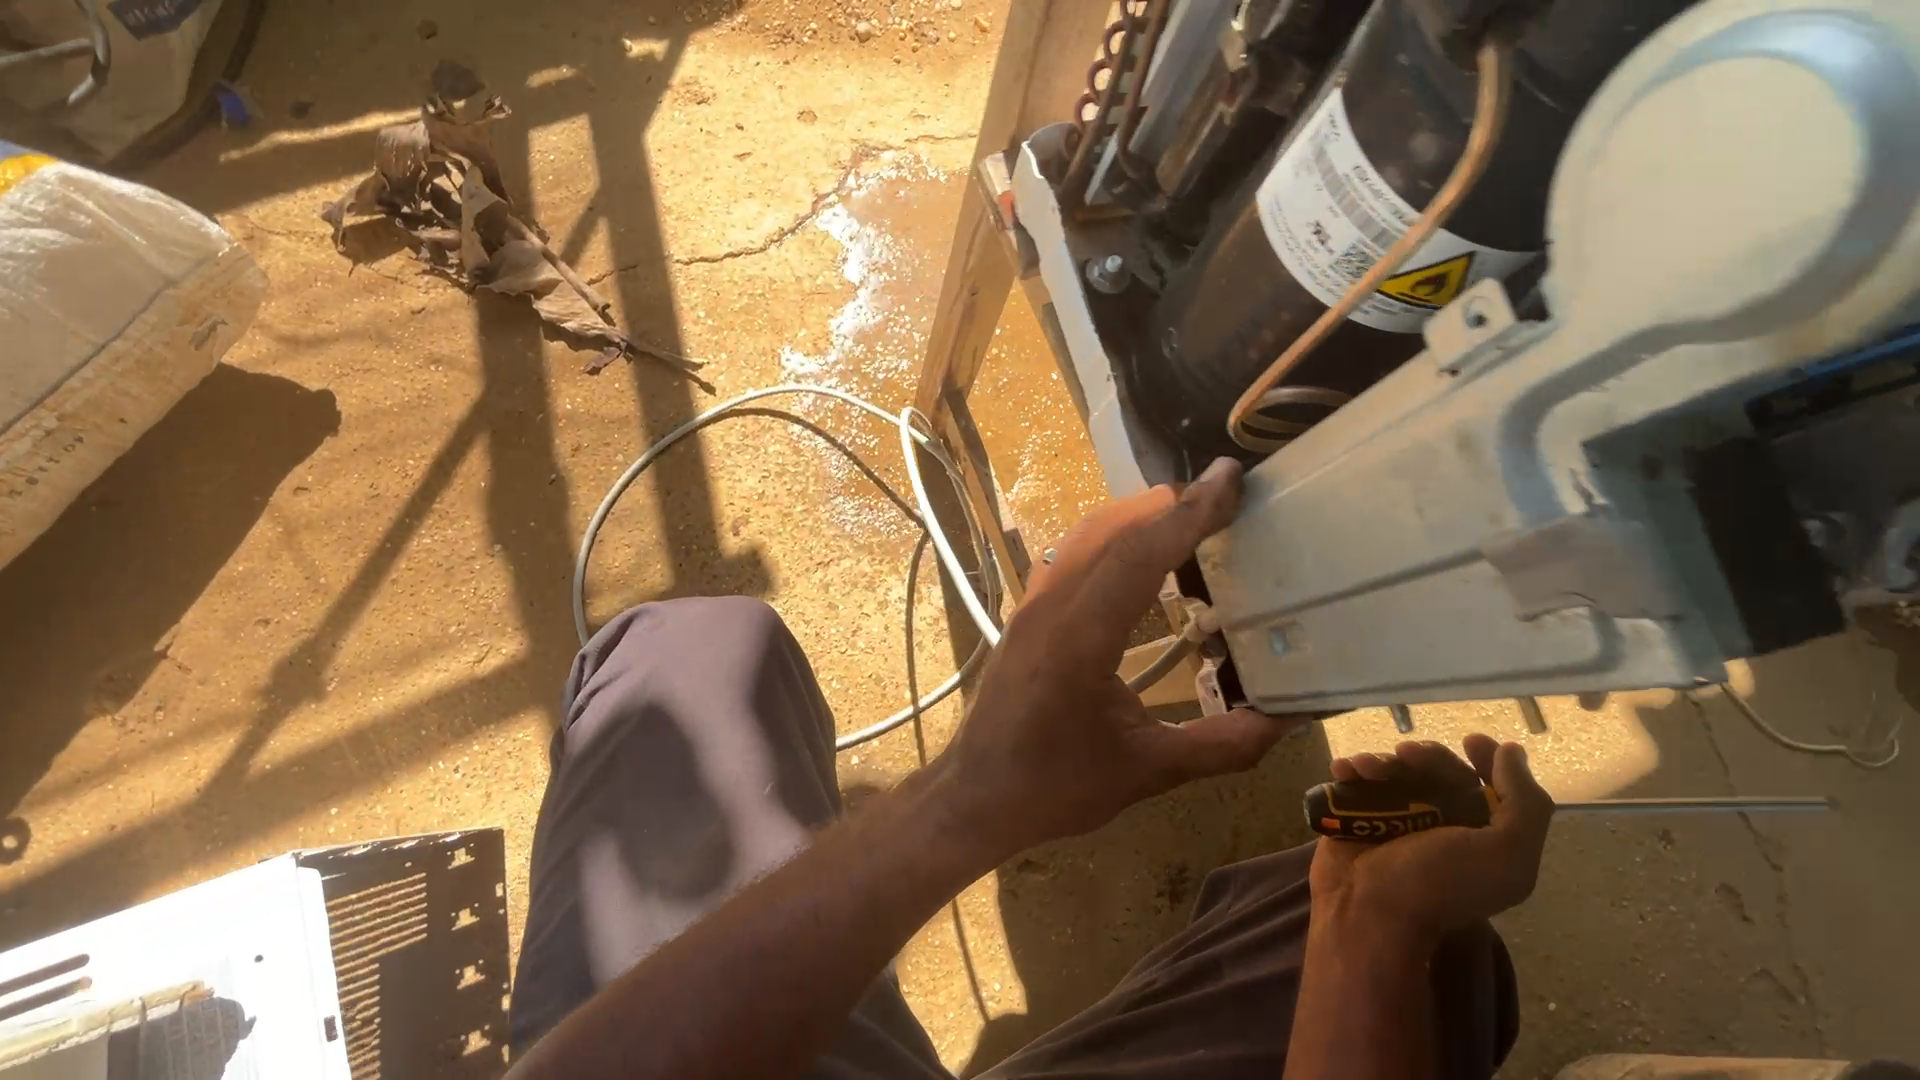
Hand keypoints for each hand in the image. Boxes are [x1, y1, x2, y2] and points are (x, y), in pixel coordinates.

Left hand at [930, 457, 1306, 856]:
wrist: (977, 794)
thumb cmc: (1055, 786)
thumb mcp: (1146, 771)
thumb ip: (1221, 746)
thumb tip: (1289, 720)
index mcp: (1079, 639)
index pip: (1140, 555)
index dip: (1189, 513)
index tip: (1230, 478)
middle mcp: (1050, 607)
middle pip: (1112, 530)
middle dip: (1169, 505)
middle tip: (1223, 494)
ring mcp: (1030, 605)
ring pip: (1085, 536)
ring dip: (1136, 516)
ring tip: (1187, 513)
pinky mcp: (1025, 613)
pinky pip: (1069, 554)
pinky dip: (1109, 538)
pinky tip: (1136, 553)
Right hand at [1309, 736, 1553, 944]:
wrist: (1368, 908)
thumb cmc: (1438, 884)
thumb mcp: (1504, 854)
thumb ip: (1525, 803)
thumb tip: (1512, 751)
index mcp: (1482, 836)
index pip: (1490, 786)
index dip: (1487, 759)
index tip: (1471, 740)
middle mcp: (1442, 824)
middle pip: (1440, 771)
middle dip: (1426, 756)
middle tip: (1407, 754)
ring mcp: (1396, 818)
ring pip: (1396, 771)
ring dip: (1382, 760)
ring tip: (1364, 767)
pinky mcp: (1358, 815)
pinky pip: (1358, 781)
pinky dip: (1351, 769)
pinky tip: (1343, 769)